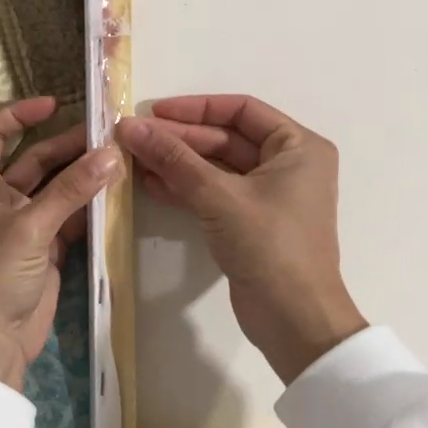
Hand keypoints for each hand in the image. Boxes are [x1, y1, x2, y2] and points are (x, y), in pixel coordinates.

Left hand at [0, 98, 121, 390]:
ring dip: (83, 174)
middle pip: (33, 158)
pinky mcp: (47, 244)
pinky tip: (116, 192)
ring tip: (119, 158)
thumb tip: (111, 155)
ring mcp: (25, 221)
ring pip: (56, 186)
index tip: (54, 104)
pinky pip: (70, 213)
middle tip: (107, 135)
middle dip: (66, 145)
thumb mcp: (31, 227)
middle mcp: (0, 197)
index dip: (18, 115)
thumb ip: (70, 190)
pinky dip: (90, 203)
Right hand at [114, 95, 365, 384]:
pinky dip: (183, 187)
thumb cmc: (270, 246)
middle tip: (133, 138)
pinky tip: (149, 184)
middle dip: (178, 139)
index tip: (154, 112)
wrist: (294, 318)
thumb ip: (173, 159)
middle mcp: (287, 165)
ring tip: (133, 159)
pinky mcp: (249, 222)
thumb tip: (129, 126)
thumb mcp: (219, 196)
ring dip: (175, 163)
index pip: (241, 110)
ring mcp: (267, 195)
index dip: (195, 108)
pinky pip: (212, 192)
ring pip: (214, 166)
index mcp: (298, 147)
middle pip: (224, 139)